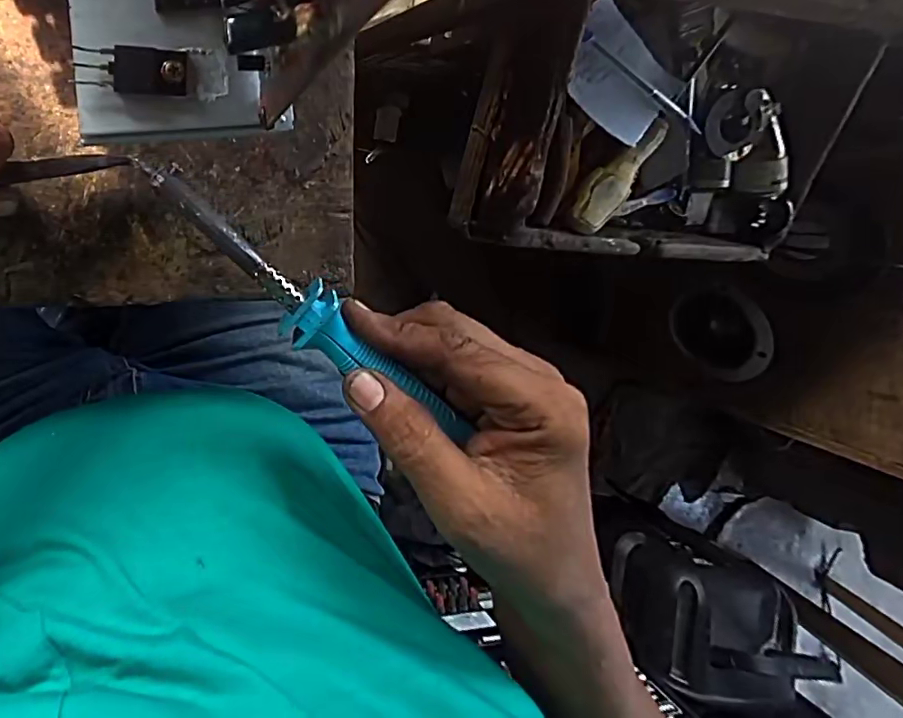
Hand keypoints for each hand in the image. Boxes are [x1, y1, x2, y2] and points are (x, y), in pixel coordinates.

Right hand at [342, 301, 655, 717]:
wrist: (556, 586)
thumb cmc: (517, 551)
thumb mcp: (456, 502)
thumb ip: (408, 436)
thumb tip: (358, 379)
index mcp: (541, 401)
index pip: (458, 349)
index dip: (398, 331)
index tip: (348, 318)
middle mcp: (540, 378)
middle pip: (457, 334)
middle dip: (400, 335)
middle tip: (347, 341)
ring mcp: (528, 382)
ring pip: (454, 343)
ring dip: (407, 350)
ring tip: (365, 362)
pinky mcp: (511, 392)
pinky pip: (457, 364)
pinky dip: (421, 369)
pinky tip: (396, 383)